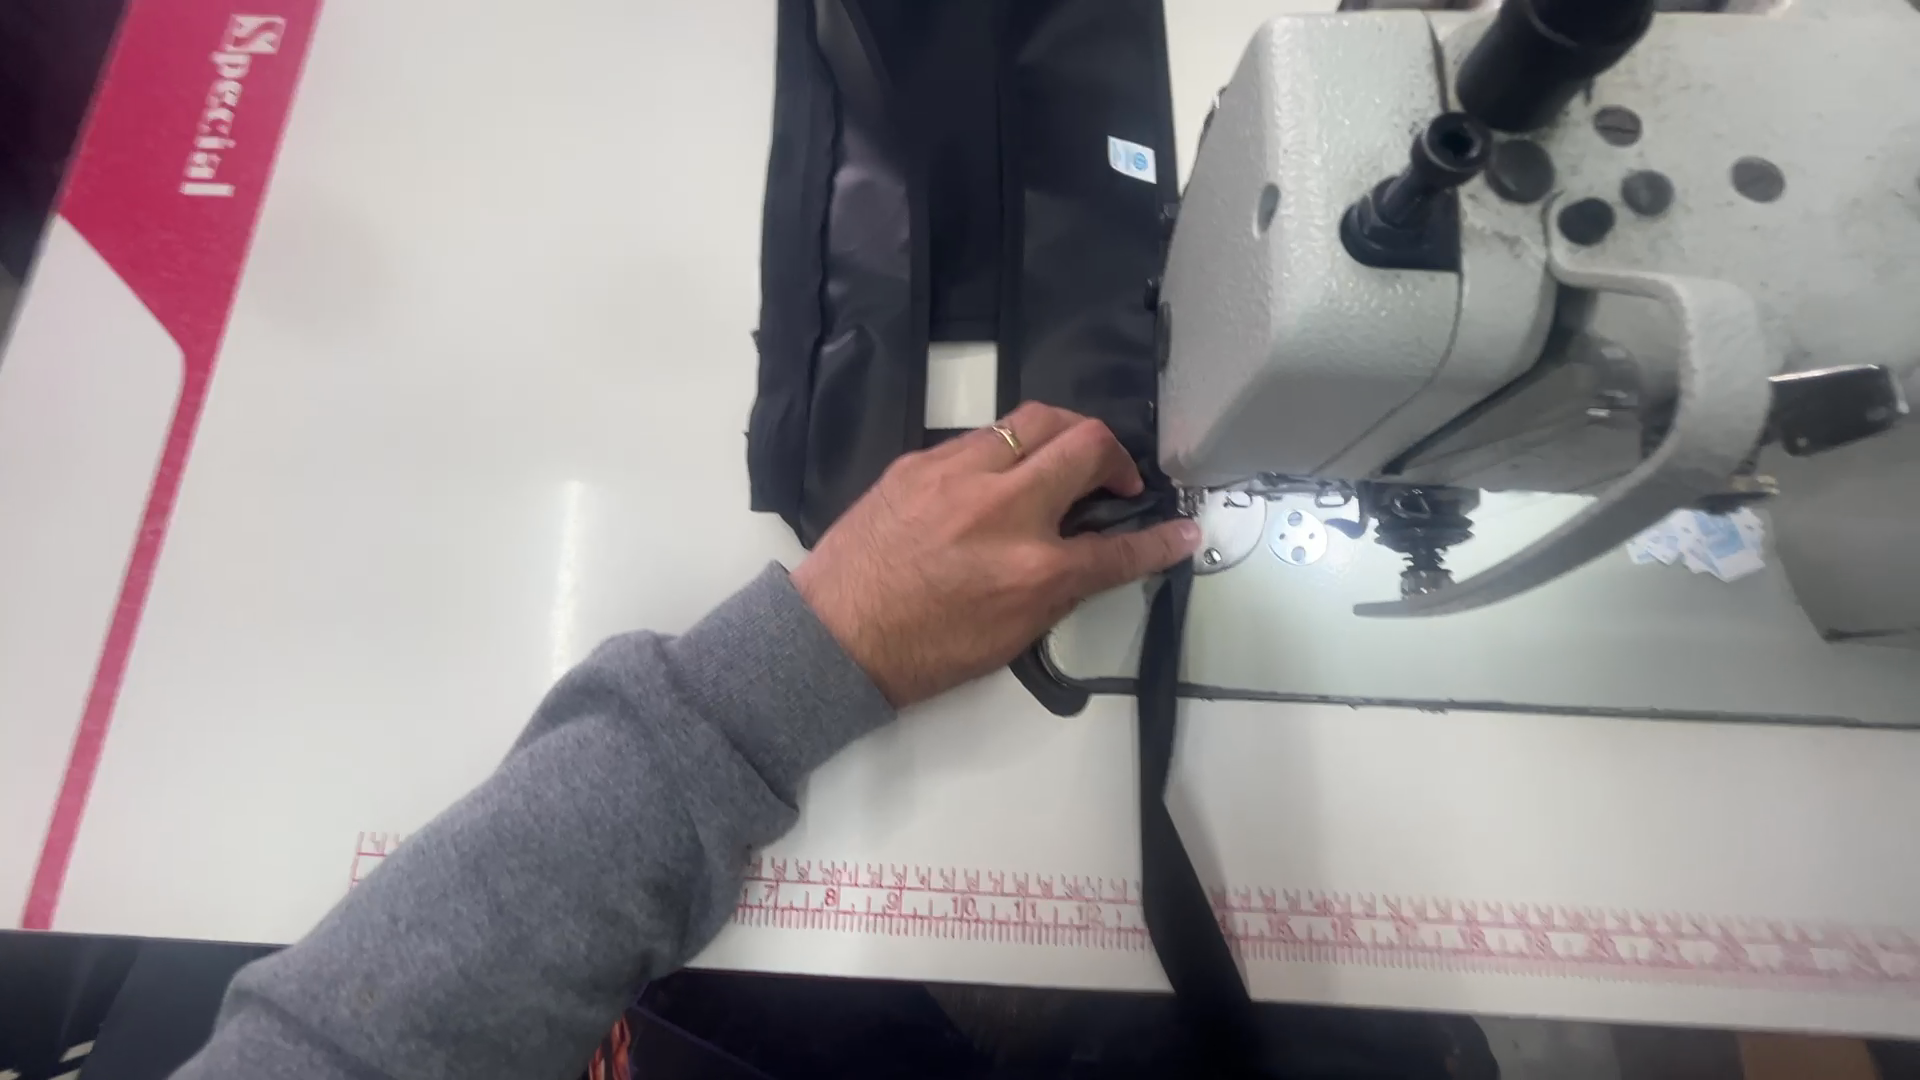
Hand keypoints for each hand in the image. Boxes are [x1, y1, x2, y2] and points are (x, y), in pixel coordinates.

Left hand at [790, 403, 1201, 706]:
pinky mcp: (919, 461)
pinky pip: (981, 437)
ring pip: (1035, 419)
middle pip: (1087, 446)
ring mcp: (958, 475)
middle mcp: (1003, 510)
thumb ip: (1060, 587)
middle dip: (1117, 457)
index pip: (1119, 548)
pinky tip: (998, 476)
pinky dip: (1006, 451)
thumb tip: (1088, 552)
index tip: (1181, 529)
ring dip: (1065, 434)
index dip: (1160, 540)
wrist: (836, 634)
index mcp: (1031, 570)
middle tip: (1114, 480)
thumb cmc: (923, 651)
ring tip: (1064, 459)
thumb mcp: (1011, 636)